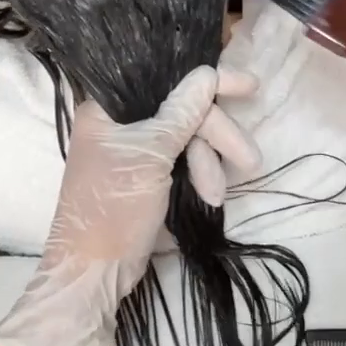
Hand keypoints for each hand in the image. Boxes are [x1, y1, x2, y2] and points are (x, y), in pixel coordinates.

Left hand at [0, 66, 259, 345]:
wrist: (95, 271)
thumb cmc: (113, 207)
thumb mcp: (149, 155)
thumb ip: (180, 113)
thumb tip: (206, 74)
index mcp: (108, 108)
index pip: (164, 80)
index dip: (209, 83)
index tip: (248, 86)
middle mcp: (121, 124)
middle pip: (182, 113)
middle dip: (216, 137)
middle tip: (250, 160)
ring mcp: (136, 154)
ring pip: (187, 141)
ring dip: (208, 165)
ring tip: (217, 194)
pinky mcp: (149, 180)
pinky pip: (184, 164)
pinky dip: (200, 177)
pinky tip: (213, 194)